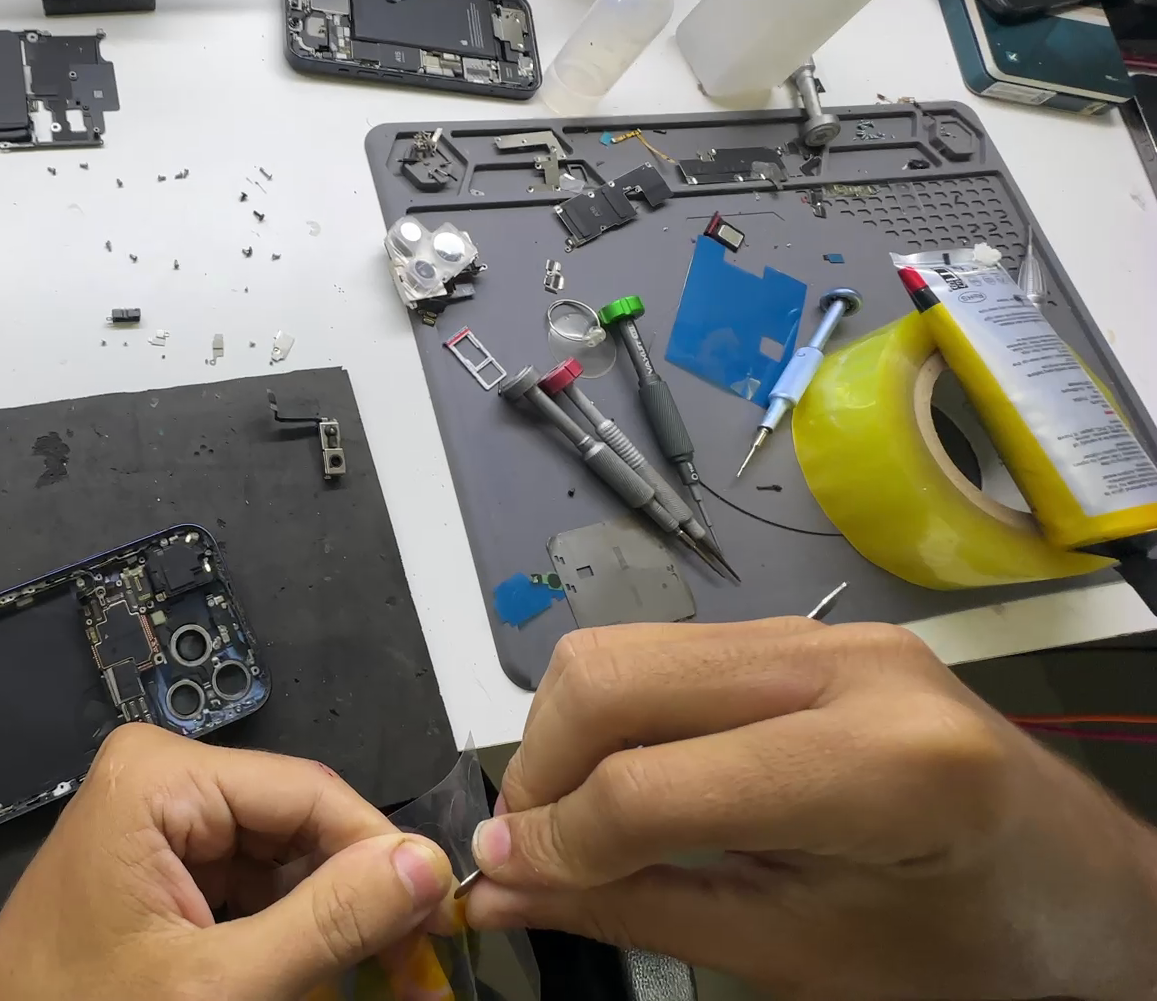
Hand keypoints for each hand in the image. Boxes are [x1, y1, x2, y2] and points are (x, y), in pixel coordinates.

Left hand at [0, 723, 455, 1000]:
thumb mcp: (217, 989)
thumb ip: (326, 923)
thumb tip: (424, 865)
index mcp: (162, 775)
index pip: (306, 790)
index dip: (380, 852)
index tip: (440, 918)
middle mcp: (165, 779)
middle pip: (296, 824)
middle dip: (356, 899)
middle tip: (418, 976)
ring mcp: (164, 822)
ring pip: (282, 861)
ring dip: (331, 925)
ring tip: (385, 985)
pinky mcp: (166, 865)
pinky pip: (250, 887)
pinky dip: (291, 936)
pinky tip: (320, 979)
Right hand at [465, 618, 1156, 1000]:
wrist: (1086, 892)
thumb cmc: (969, 956)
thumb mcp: (798, 957)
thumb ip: (631, 912)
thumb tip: (499, 890)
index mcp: (885, 767)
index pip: (652, 787)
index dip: (559, 839)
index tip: (504, 875)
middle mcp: (837, 664)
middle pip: (609, 679)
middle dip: (539, 766)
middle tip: (532, 841)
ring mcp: (805, 631)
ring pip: (609, 650)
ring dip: (558, 733)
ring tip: (570, 807)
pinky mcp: (777, 628)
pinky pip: (641, 648)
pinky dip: (597, 713)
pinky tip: (616, 767)